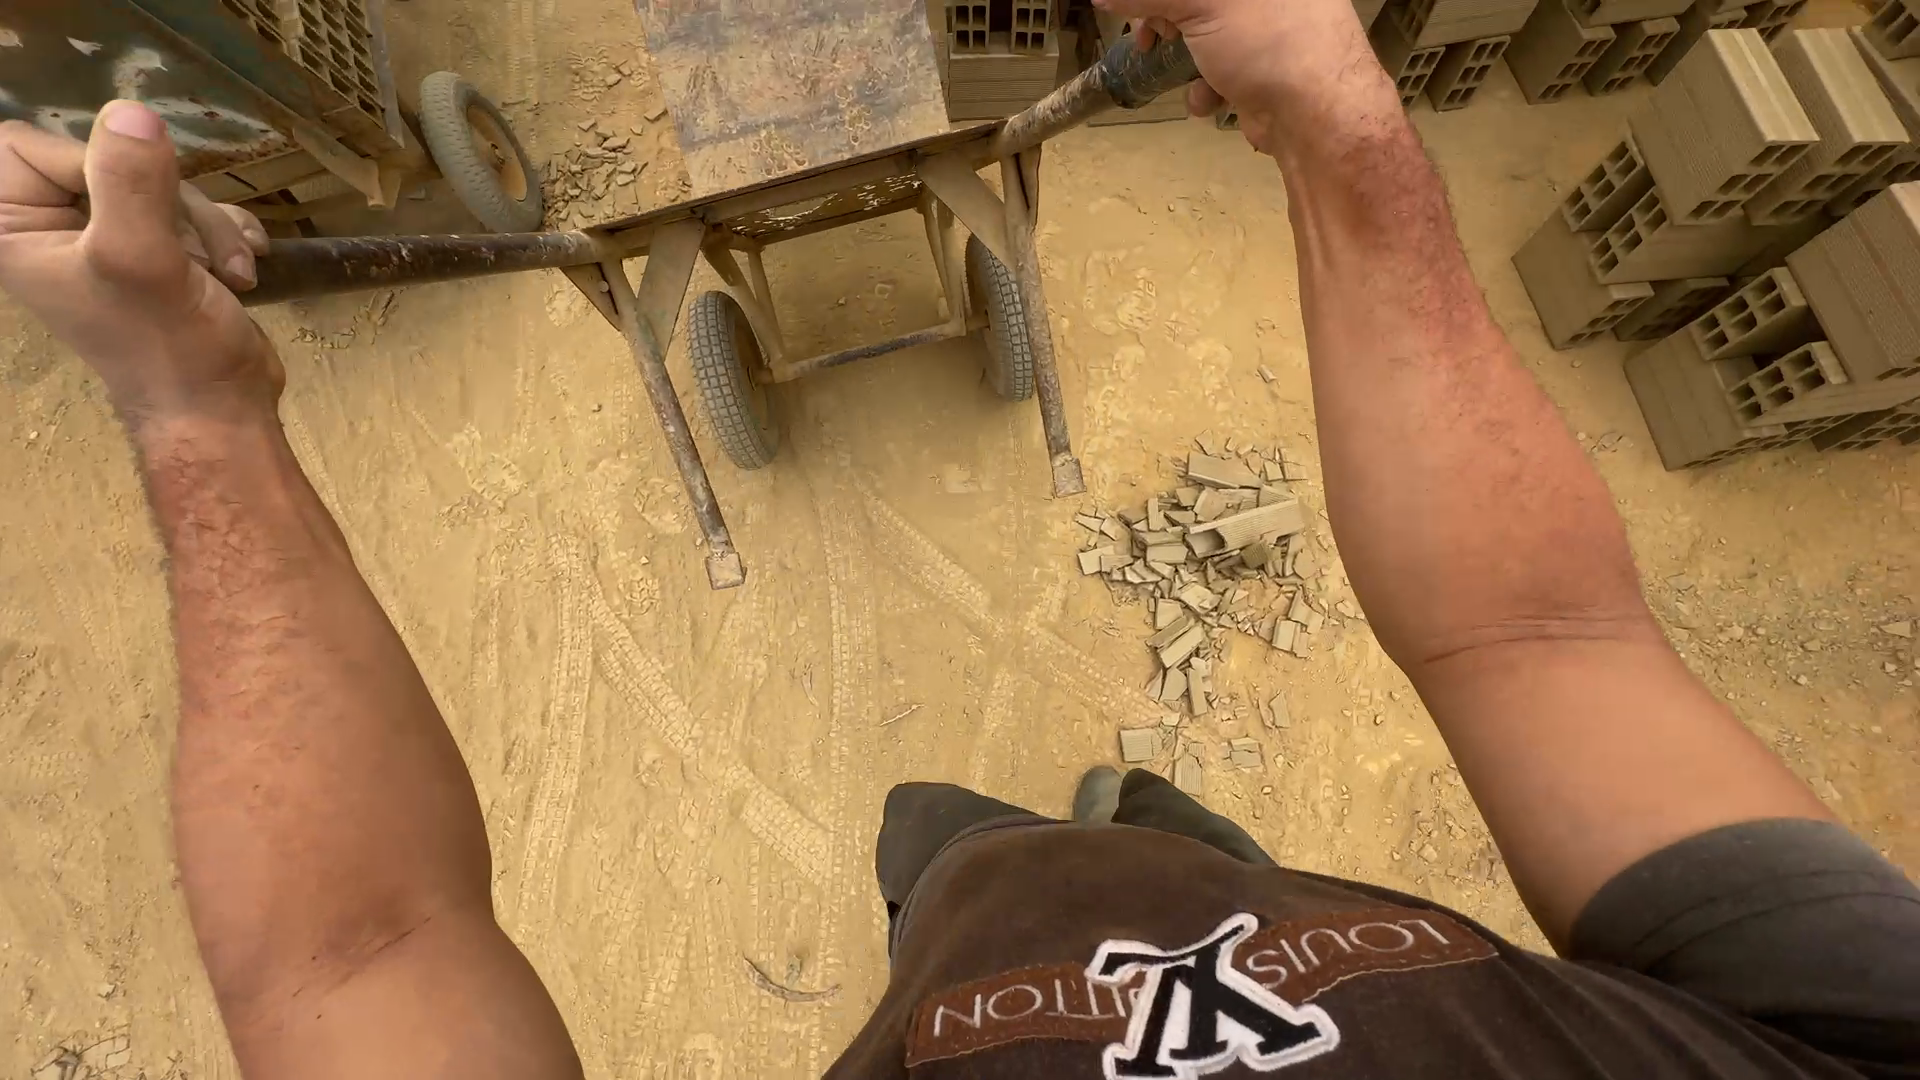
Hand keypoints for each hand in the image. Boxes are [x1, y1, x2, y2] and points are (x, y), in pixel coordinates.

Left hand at [0, 101, 281, 427]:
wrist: (223, 405)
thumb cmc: (170, 344)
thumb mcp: (145, 260)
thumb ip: (132, 184)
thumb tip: (134, 112)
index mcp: (10, 223)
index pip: (38, 147)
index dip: (107, 170)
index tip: (155, 218)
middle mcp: (52, 227)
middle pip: (113, 166)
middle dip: (181, 207)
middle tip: (214, 255)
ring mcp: (114, 242)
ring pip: (166, 191)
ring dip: (215, 227)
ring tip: (236, 270)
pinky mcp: (166, 258)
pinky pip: (197, 218)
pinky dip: (231, 237)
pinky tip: (249, 267)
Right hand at [1094, 0, 1398, 155]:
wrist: (1311, 110)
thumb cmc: (1263, 39)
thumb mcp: (1200, 4)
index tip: (1138, 11)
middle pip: (1198, 3)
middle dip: (1171, 21)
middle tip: (1154, 41)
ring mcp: (1268, 27)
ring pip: (1206, 34)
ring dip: (1187, 61)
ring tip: (1192, 77)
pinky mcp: (1264, 65)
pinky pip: (1221, 67)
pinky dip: (1207, 87)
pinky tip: (1211, 100)